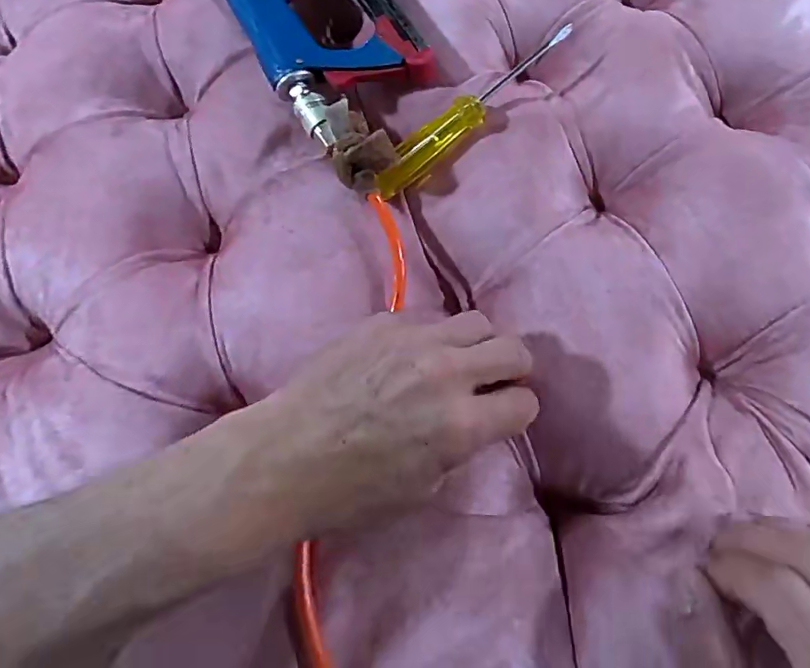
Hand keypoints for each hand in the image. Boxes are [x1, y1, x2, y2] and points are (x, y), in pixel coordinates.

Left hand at [246, 311, 537, 537]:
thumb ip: (463, 446)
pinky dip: (433, 336)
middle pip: (515, 349)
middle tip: (497, 379)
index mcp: (461, 424)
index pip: (525, 403)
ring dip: (479, 342)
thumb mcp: (423, 488)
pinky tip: (409, 356)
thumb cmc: (351, 491)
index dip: (519, 411)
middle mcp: (448, 372)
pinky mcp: (387, 321)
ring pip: (478, 320)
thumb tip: (479, 418)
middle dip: (515, 367)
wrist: (284, 455)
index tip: (506, 414)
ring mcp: (417, 339)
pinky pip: (430, 318)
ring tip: (460, 358)